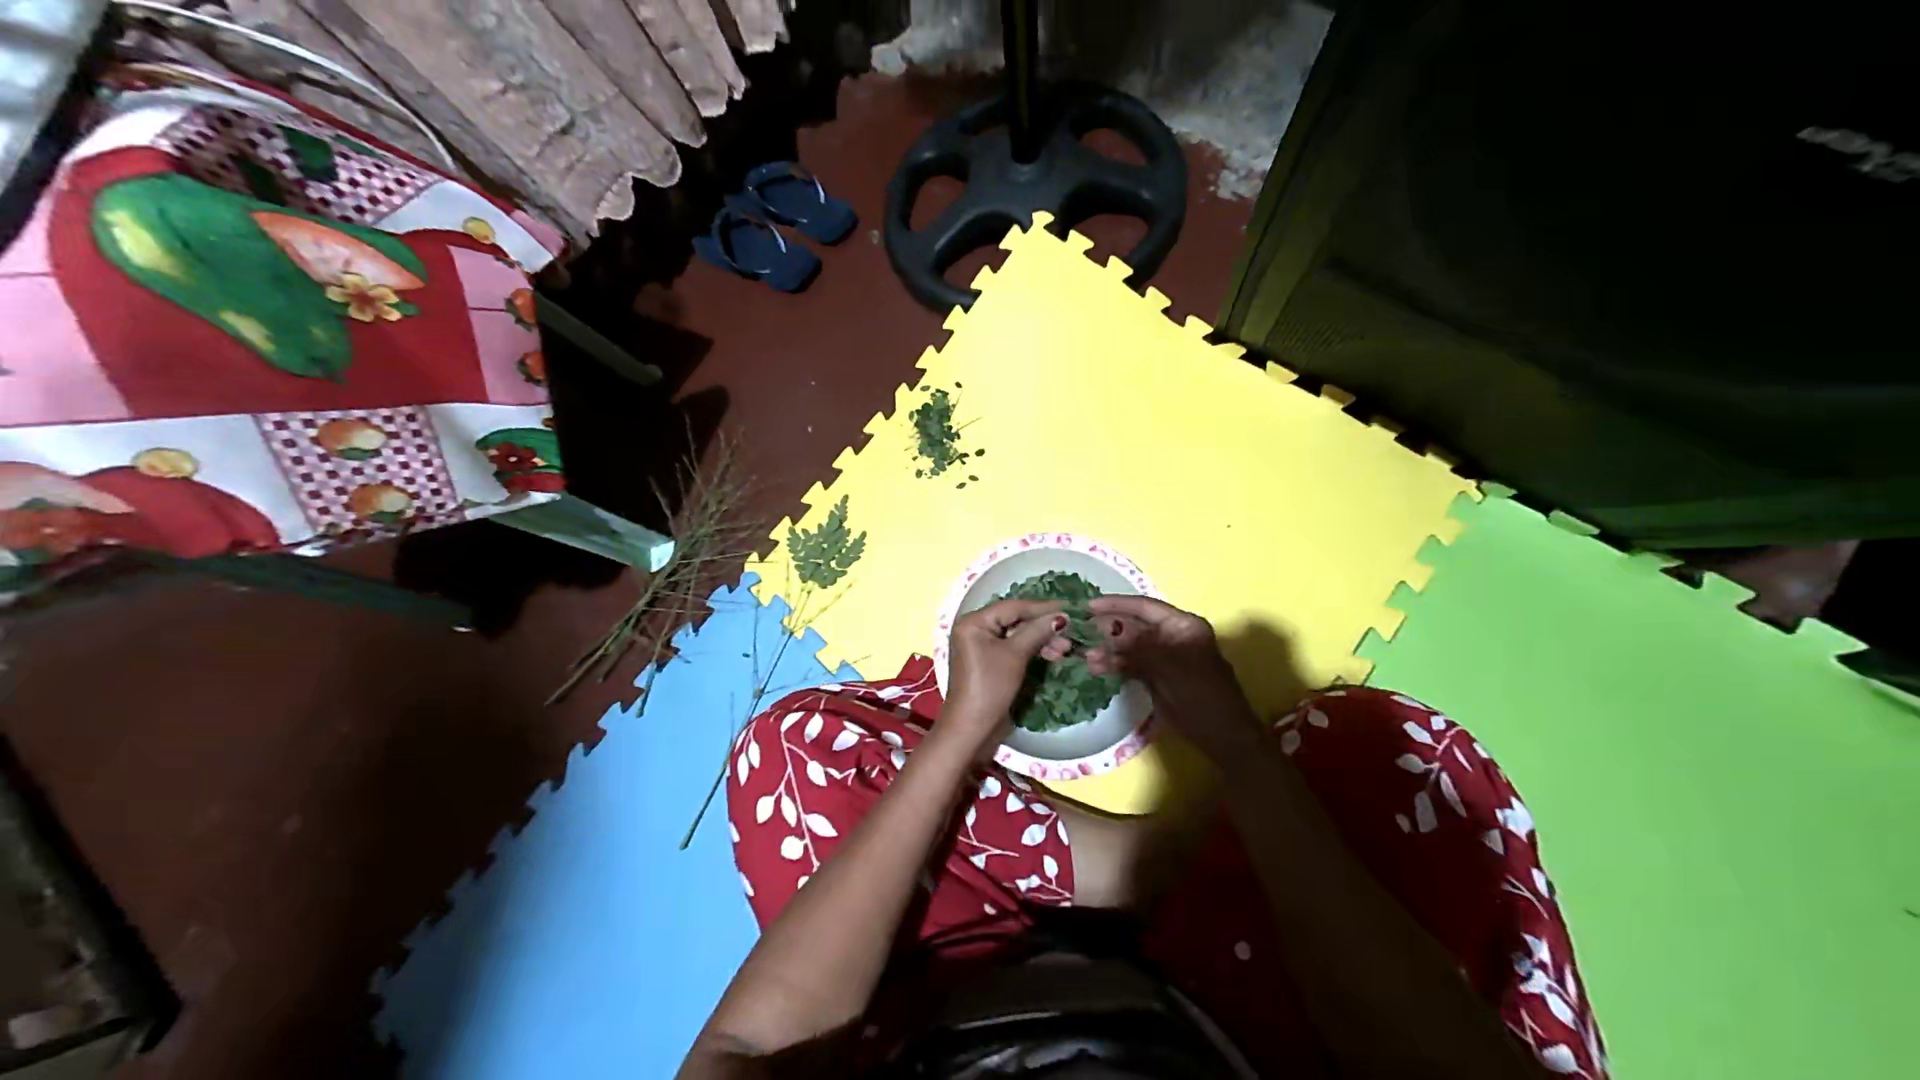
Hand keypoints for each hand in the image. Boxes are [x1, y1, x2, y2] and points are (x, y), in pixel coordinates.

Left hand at [940, 599, 1071, 755]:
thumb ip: (1037, 631)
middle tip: (1070, 633)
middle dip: (1043, 626)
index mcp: (974, 622)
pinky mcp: (990, 661)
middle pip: (1015, 620)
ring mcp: (981, 646)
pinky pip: (1013, 648)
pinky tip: (1053, 655)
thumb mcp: (1015, 655)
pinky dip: (1032, 650)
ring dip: (1041, 640)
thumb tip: (1062, 616)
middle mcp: (975, 629)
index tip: (1069, 608)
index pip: (1013, 607)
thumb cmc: (990, 687)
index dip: (1042, 608)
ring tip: (1065, 649)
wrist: (972, 728)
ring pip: (1016, 635)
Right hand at [1083, 595, 1263, 762]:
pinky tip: (1096, 667)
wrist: (1223, 736)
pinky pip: (1133, 664)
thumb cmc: (1202, 696)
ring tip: (1084, 656)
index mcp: (1182, 626)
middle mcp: (1173, 636)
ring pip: (1130, 646)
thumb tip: (1106, 630)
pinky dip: (1116, 665)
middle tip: (1079, 632)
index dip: (1115, 605)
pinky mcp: (1158, 676)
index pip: (1144, 607)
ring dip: (1108, 650)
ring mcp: (1165, 657)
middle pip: (1135, 625)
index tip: (1087, 606)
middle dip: (1107, 629)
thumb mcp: (1169, 667)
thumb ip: (1137, 646)